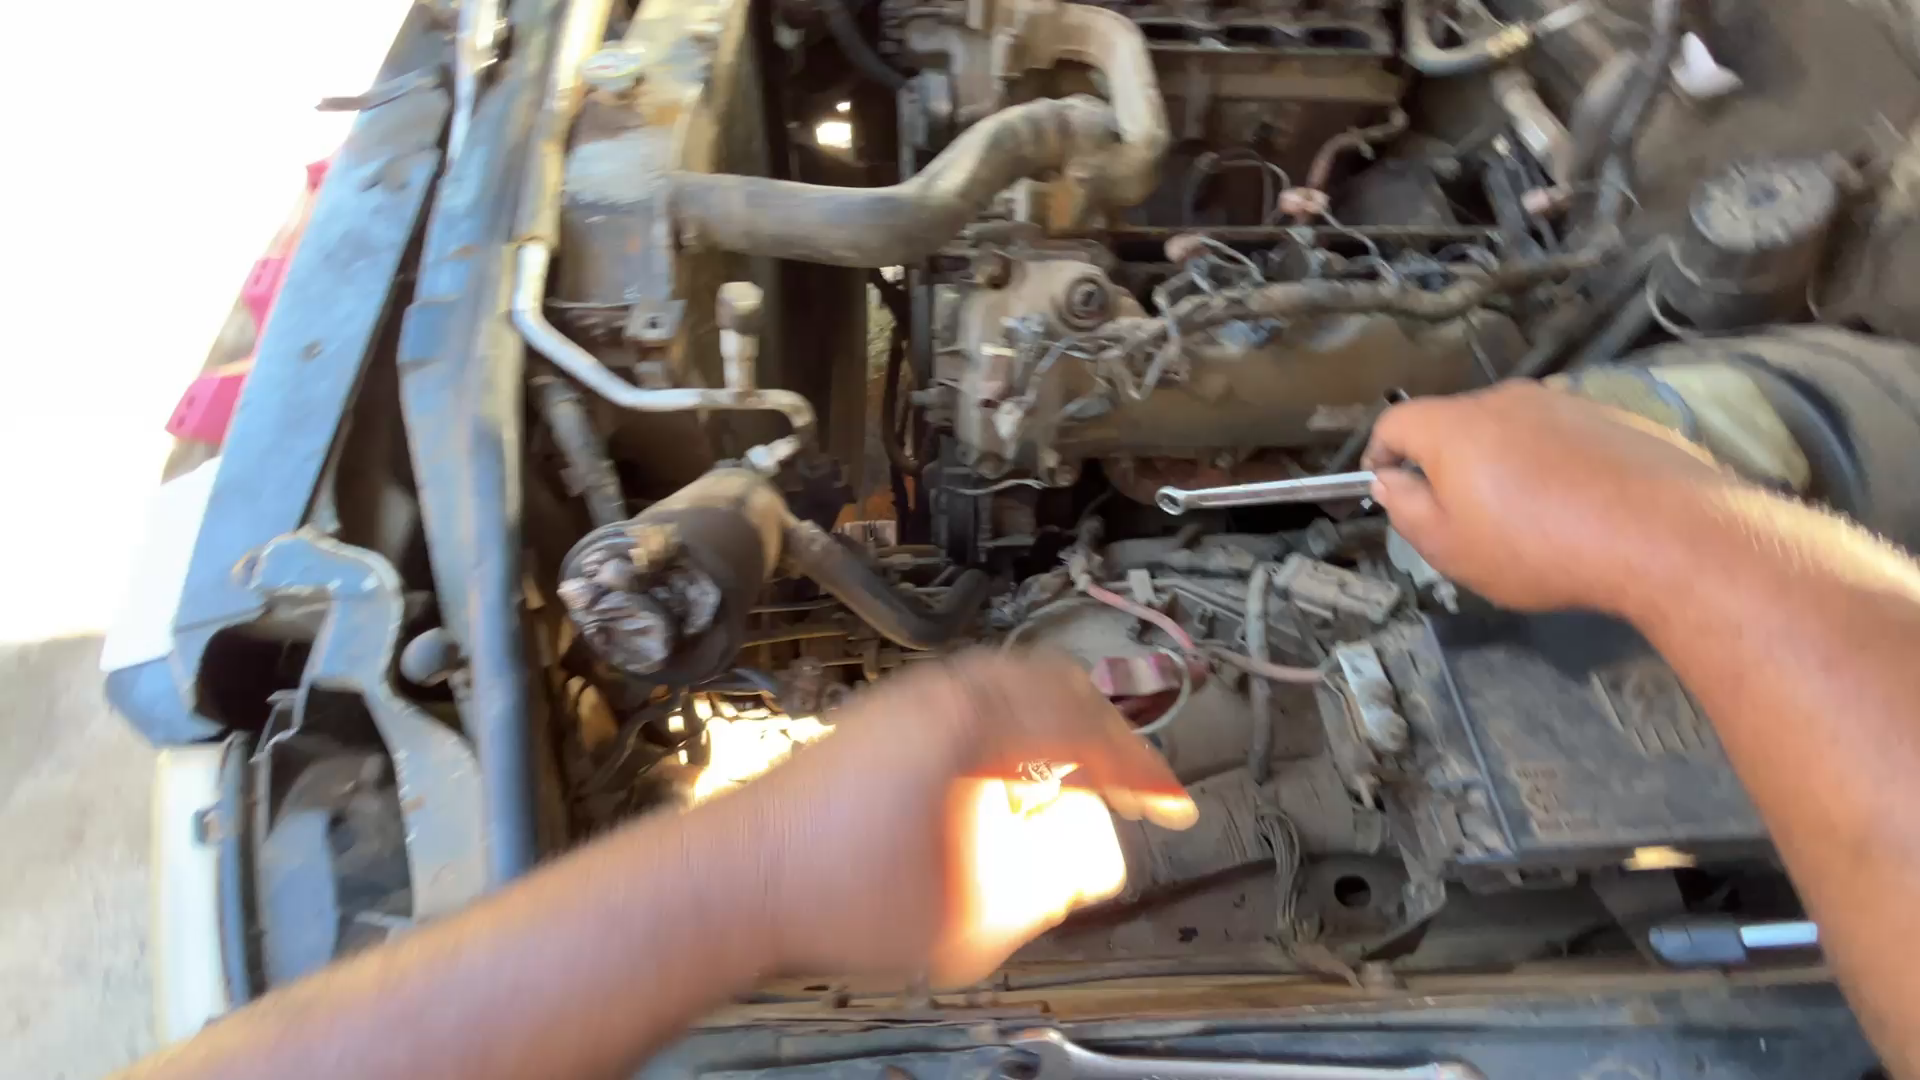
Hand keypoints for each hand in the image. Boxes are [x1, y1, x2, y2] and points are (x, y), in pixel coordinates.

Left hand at [710, 651, 1193, 987]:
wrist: (738, 875)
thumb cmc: (837, 889)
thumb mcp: (973, 906)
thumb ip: (1054, 871)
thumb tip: (1098, 845)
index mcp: (977, 720)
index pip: (1087, 731)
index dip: (1143, 770)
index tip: (1173, 800)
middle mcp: (945, 690)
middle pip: (1057, 688)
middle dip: (1105, 736)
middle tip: (1133, 780)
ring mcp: (913, 695)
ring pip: (1015, 687)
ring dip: (1059, 728)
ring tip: (1081, 777)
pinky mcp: (890, 713)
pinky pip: (977, 701)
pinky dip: (1016, 729)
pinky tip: (1012, 773)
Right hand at [1362, 381, 1729, 614]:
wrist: (1675, 540)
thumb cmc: (1538, 547)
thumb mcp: (1447, 545)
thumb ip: (1403, 508)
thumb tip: (1390, 482)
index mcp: (1455, 427)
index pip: (1394, 423)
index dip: (1378, 454)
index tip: (1383, 485)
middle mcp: (1507, 401)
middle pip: (1452, 423)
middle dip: (1440, 461)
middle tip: (1453, 511)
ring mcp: (1567, 404)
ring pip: (1507, 429)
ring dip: (1496, 461)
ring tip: (1519, 512)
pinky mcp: (1617, 418)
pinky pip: (1559, 436)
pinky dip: (1549, 463)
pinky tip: (1572, 506)